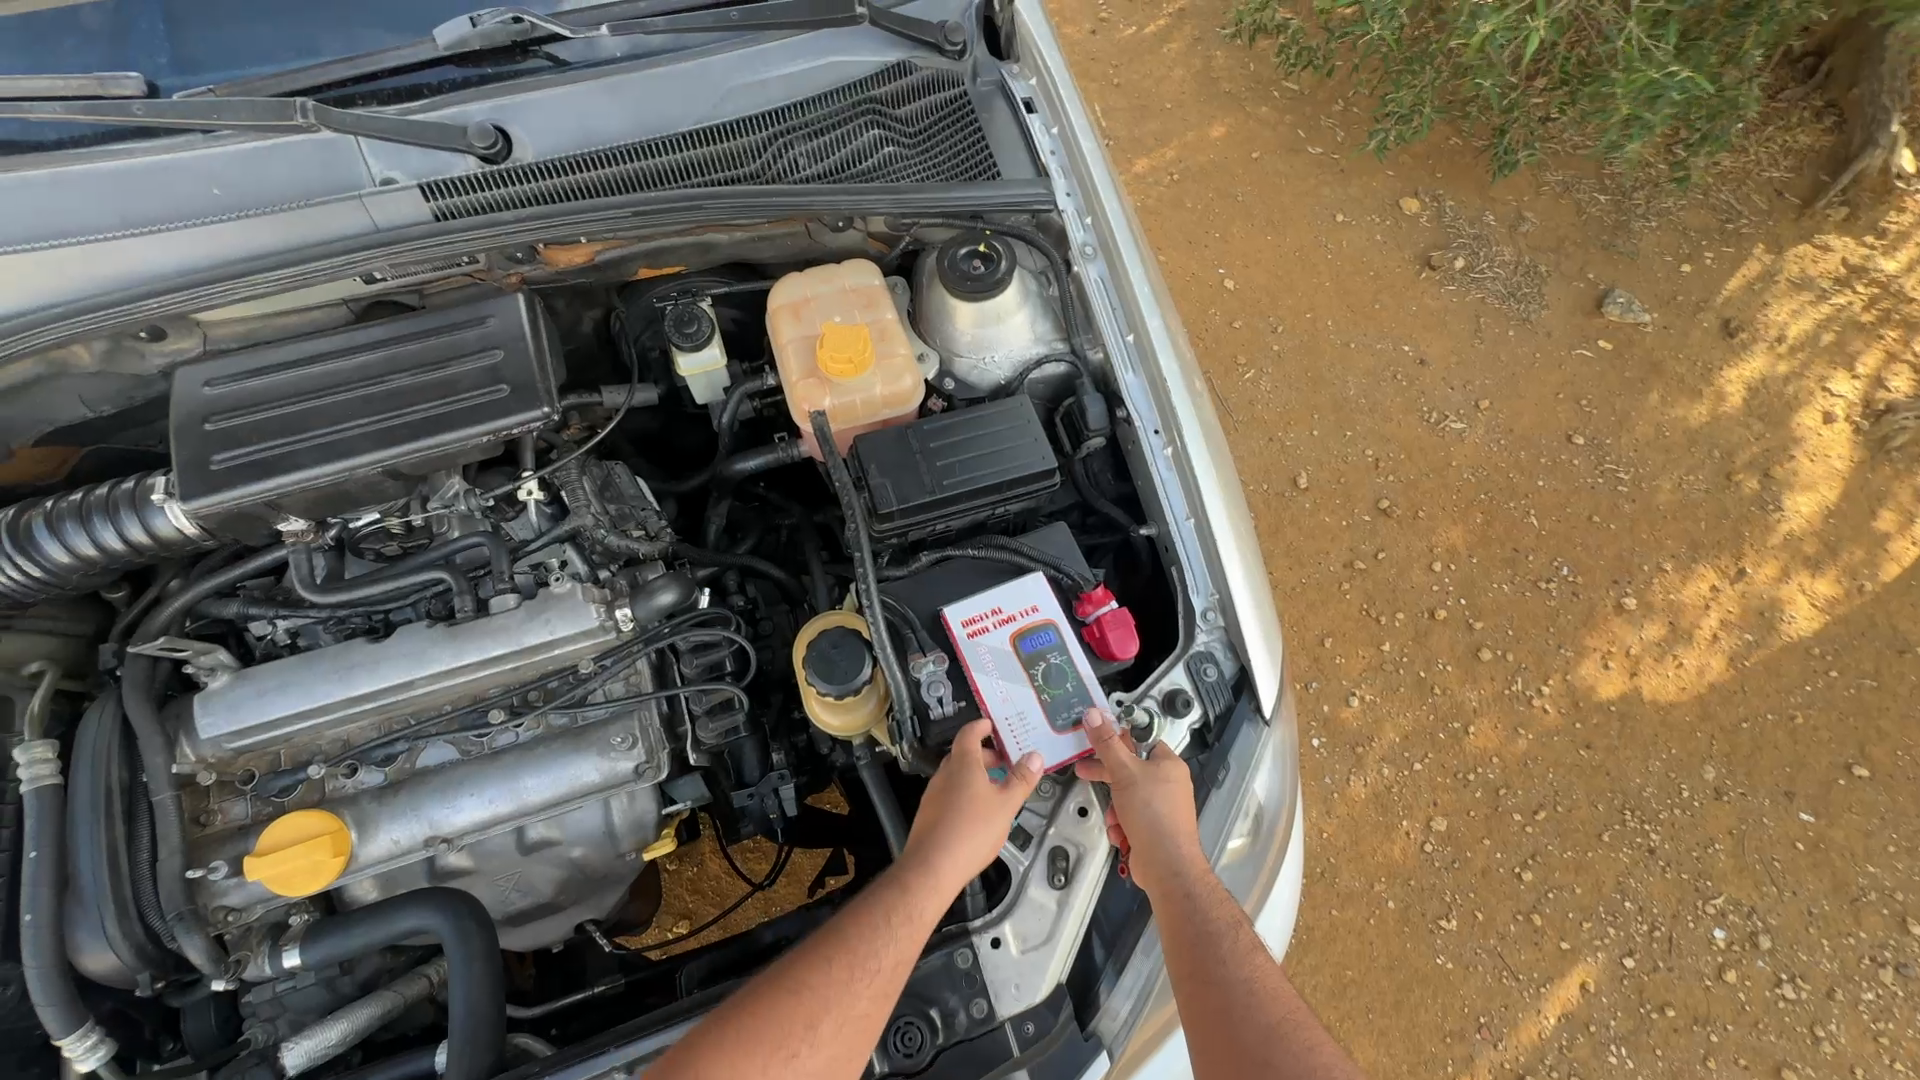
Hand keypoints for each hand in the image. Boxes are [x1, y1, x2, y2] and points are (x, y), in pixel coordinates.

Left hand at [900, 719, 1042, 896]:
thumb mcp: (1006, 804)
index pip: (969, 734)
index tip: (992, 725)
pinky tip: (977, 812)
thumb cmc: (972, 830)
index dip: (981, 726)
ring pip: (956, 775)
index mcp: (962, 764)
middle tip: (1005, 761)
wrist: (932, 867)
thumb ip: (1021, 779)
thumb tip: (1035, 756)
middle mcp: (944, 774)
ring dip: (975, 775)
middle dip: (984, 755)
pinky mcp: (929, 814)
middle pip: (963, 754)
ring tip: (996, 789)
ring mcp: (933, 794)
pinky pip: (949, 793)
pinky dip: (964, 792)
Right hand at [1074, 707, 1204, 896]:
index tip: (1098, 740)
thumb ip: (1106, 743)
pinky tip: (1120, 831)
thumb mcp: (1124, 772)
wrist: (1166, 866)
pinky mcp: (1153, 829)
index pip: (1141, 741)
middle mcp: (1168, 784)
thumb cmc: (1153, 814)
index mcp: (1168, 764)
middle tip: (1085, 770)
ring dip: (1114, 806)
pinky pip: (1129, 817)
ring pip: (1126, 796)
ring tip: (1113, 815)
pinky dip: (1120, 824)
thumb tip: (1094, 715)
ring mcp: (1161, 808)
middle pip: (1130, 769)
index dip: (1119, 739)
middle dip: (1107, 775)